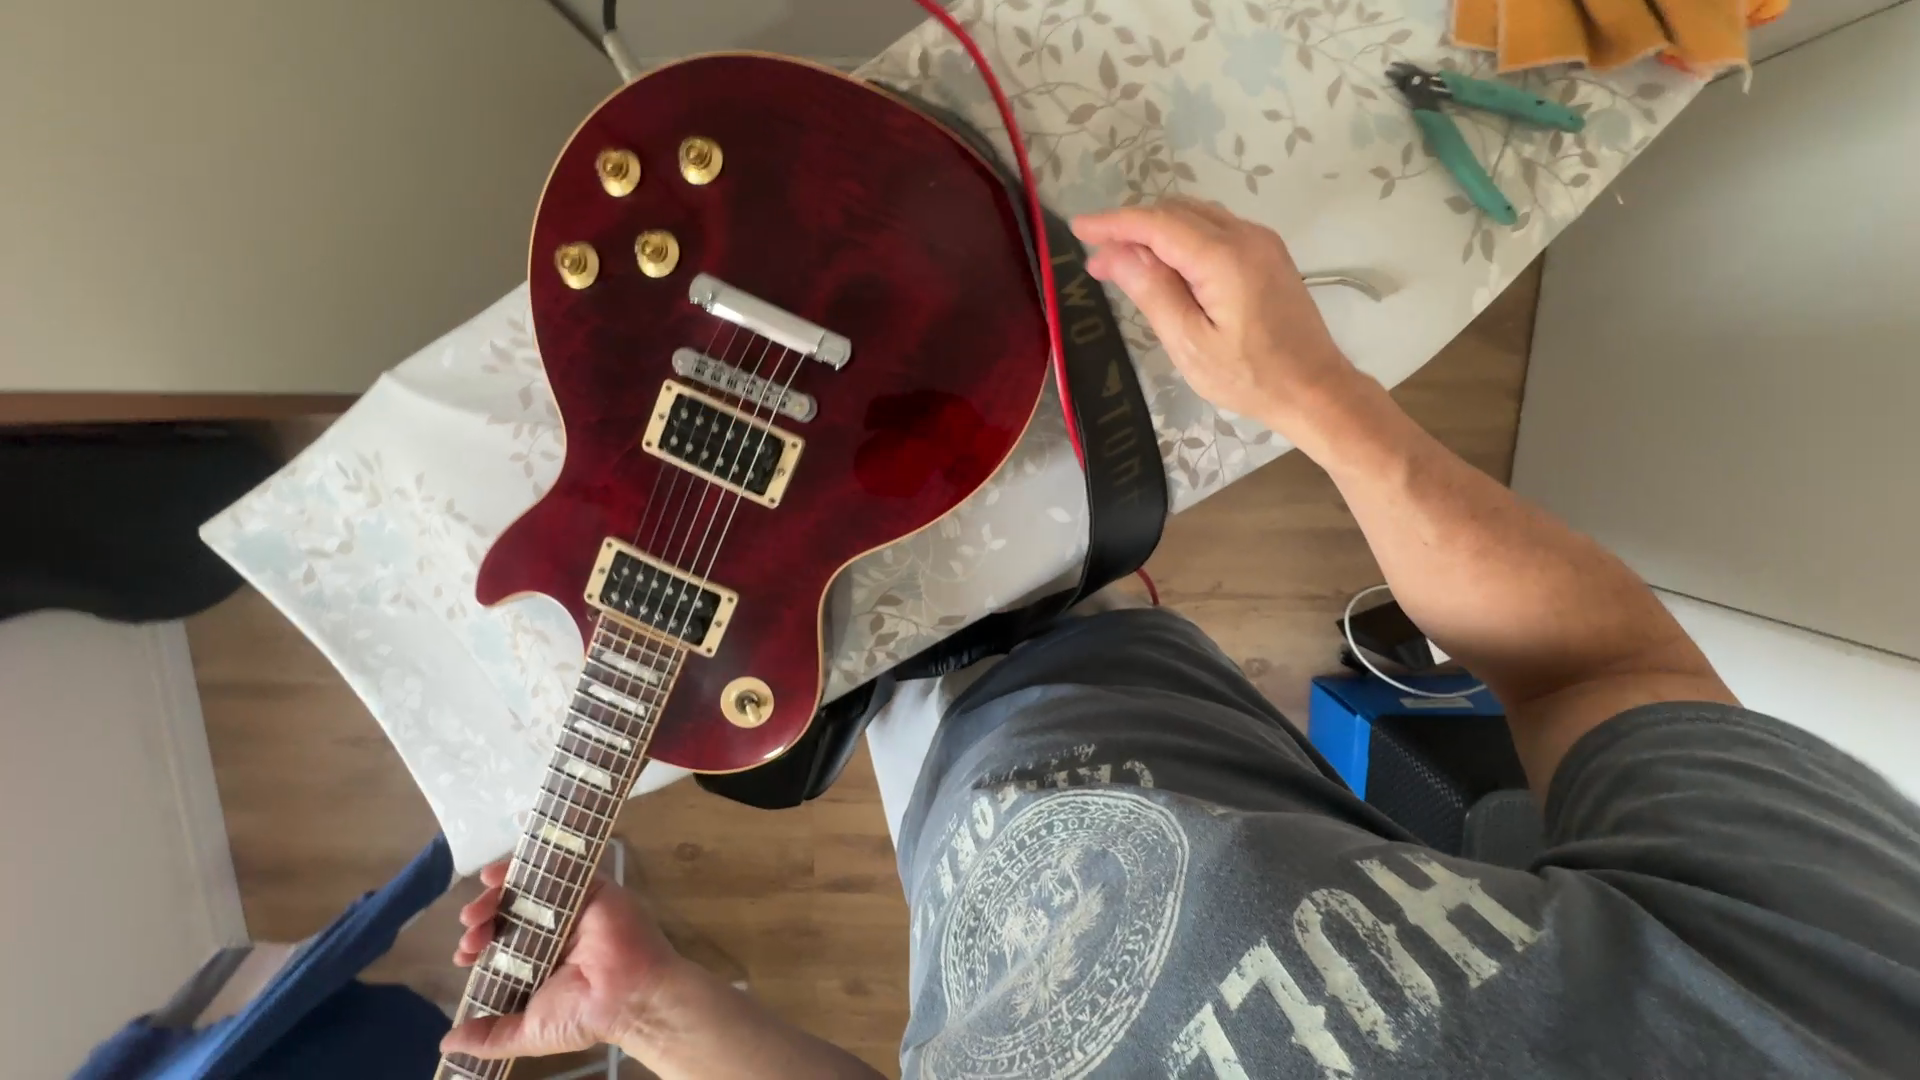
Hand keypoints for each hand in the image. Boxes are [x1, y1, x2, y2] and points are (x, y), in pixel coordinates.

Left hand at [441, 859, 685, 1059]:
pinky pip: (562, 870)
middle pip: (511, 913)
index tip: (464, 955)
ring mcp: (573, 906)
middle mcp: (554, 931)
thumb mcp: (529, 1033)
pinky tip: (501, 873)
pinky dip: (531, 866)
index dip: (478, 945)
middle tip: (471, 928)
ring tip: (479, 909)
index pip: (502, 945)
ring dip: (497, 894)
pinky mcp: (593, 887)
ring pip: (529, 889)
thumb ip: (490, 1037)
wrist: (626, 992)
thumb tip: (448, 1045)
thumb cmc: (580, 1015)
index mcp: (540, 962)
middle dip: (483, 917)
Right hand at [1072, 197, 1357, 438]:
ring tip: (1123, 262)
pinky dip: (1180, 239)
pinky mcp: (1267, 256)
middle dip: (1132, 227)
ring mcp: (1260, 242)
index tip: (1078, 228)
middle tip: (1098, 259)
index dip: (1114, 222)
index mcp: (1224, 257)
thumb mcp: (1190, 343)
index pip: (1157, 224)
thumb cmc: (1248, 377)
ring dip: (1155, 231)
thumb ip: (1153, 292)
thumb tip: (1115, 254)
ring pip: (1196, 217)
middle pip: (1176, 212)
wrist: (1313, 388)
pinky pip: (1214, 230)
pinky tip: (1164, 265)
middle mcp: (1245, 236)